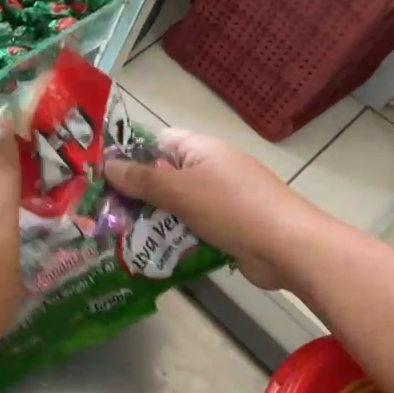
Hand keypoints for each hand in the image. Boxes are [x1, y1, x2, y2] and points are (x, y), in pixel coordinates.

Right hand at [103, 128, 312, 290]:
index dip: (130, 155)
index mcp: (200, 149)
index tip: (103, 176)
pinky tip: (152, 250)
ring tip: (121, 235)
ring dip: (154, 218)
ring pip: (175, 203)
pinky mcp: (228, 226)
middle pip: (163, 174)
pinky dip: (174, 235)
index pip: (156, 142)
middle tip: (106, 212)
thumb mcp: (179, 191)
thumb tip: (107, 165)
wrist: (291, 248)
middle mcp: (210, 168)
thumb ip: (141, 179)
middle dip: (137, 193)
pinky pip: (192, 225)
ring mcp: (221, 198)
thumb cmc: (232, 208)